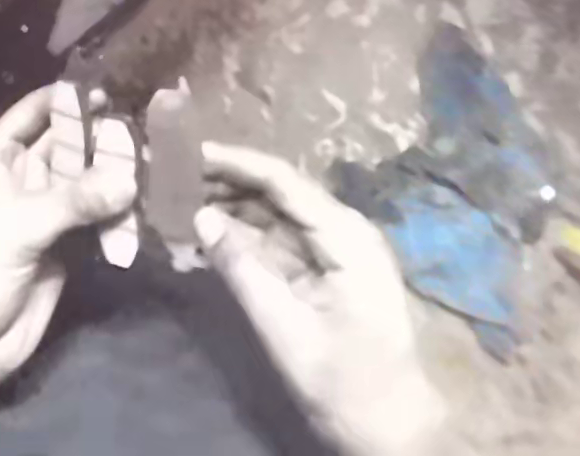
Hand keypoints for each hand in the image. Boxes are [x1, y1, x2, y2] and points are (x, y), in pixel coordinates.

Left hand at [0, 83, 136, 453]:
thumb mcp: (21, 225)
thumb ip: (74, 200)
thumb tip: (129, 179)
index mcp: (0, 157)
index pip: (33, 112)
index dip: (63, 97)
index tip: (103, 88)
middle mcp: (25, 174)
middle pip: (66, 142)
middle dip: (98, 134)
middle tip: (140, 125)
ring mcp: (47, 206)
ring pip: (85, 176)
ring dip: (113, 170)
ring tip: (153, 158)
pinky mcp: (68, 237)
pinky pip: (96, 211)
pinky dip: (118, 206)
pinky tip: (146, 199)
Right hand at [196, 143, 444, 455]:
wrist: (401, 438)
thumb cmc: (349, 387)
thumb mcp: (286, 330)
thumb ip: (241, 269)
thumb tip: (199, 216)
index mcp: (344, 235)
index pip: (282, 180)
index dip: (235, 162)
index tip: (192, 152)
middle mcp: (341, 228)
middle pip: (277, 188)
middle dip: (228, 179)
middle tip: (178, 175)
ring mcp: (334, 247)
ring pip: (274, 209)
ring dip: (231, 203)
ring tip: (184, 198)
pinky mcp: (324, 265)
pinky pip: (277, 236)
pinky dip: (243, 231)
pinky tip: (209, 231)